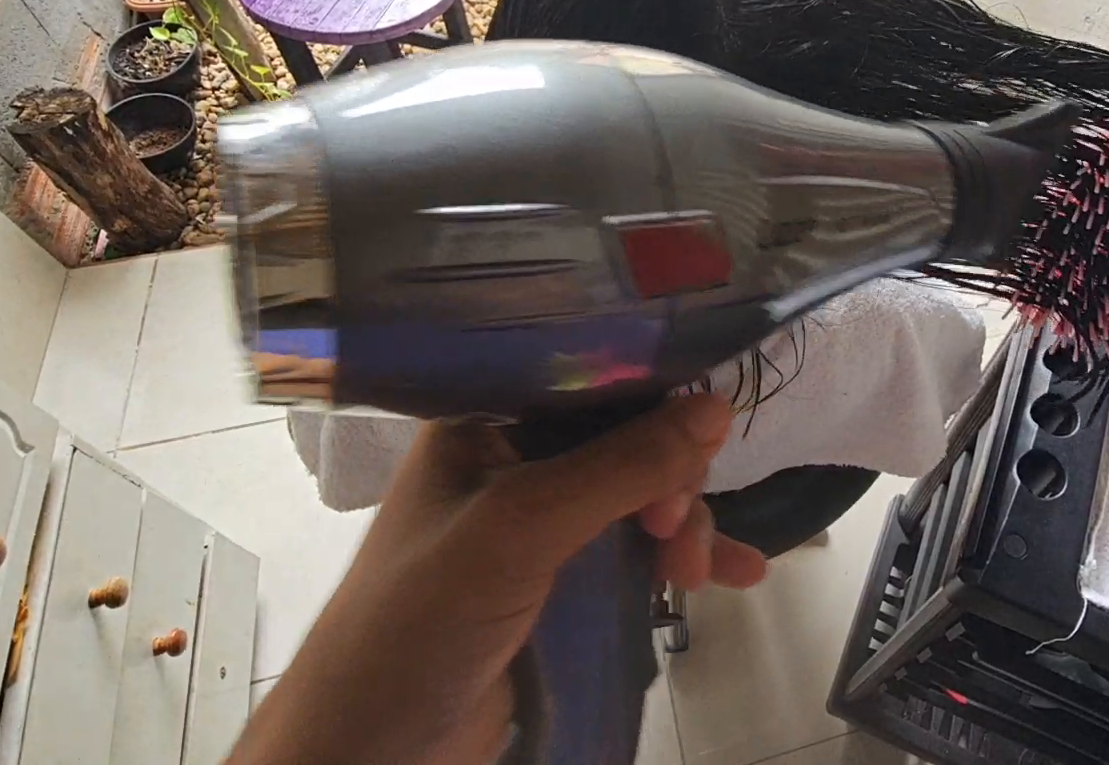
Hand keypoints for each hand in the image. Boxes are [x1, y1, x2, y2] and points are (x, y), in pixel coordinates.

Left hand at [230, 394, 766, 764]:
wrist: (372, 760)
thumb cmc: (425, 618)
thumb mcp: (523, 526)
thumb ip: (620, 466)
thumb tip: (717, 405)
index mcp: (488, 422)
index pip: (588, 380)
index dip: (650, 397)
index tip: (700, 433)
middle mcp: (518, 459)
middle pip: (627, 438)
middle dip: (669, 478)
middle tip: (671, 529)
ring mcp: (545, 521)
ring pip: (642, 493)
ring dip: (683, 525)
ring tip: (696, 575)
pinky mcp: (567, 578)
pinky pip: (640, 547)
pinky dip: (684, 556)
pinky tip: (737, 573)